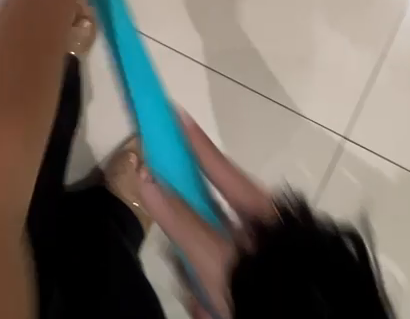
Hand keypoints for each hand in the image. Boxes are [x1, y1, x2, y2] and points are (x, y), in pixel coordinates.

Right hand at [139, 114, 278, 318]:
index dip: (196, 141)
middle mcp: (259, 228)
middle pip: (205, 220)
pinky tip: (213, 313)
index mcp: (260, 208)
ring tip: (208, 307)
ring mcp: (257, 258)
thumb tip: (145, 176)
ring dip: (199, 283)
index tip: (175, 111)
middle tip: (182, 264)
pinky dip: (210, 302)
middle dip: (189, 245)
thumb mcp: (218, 257)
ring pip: (207, 258)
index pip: (219, 168)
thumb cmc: (264, 282)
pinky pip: (217, 286)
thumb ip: (181, 220)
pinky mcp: (252, 286)